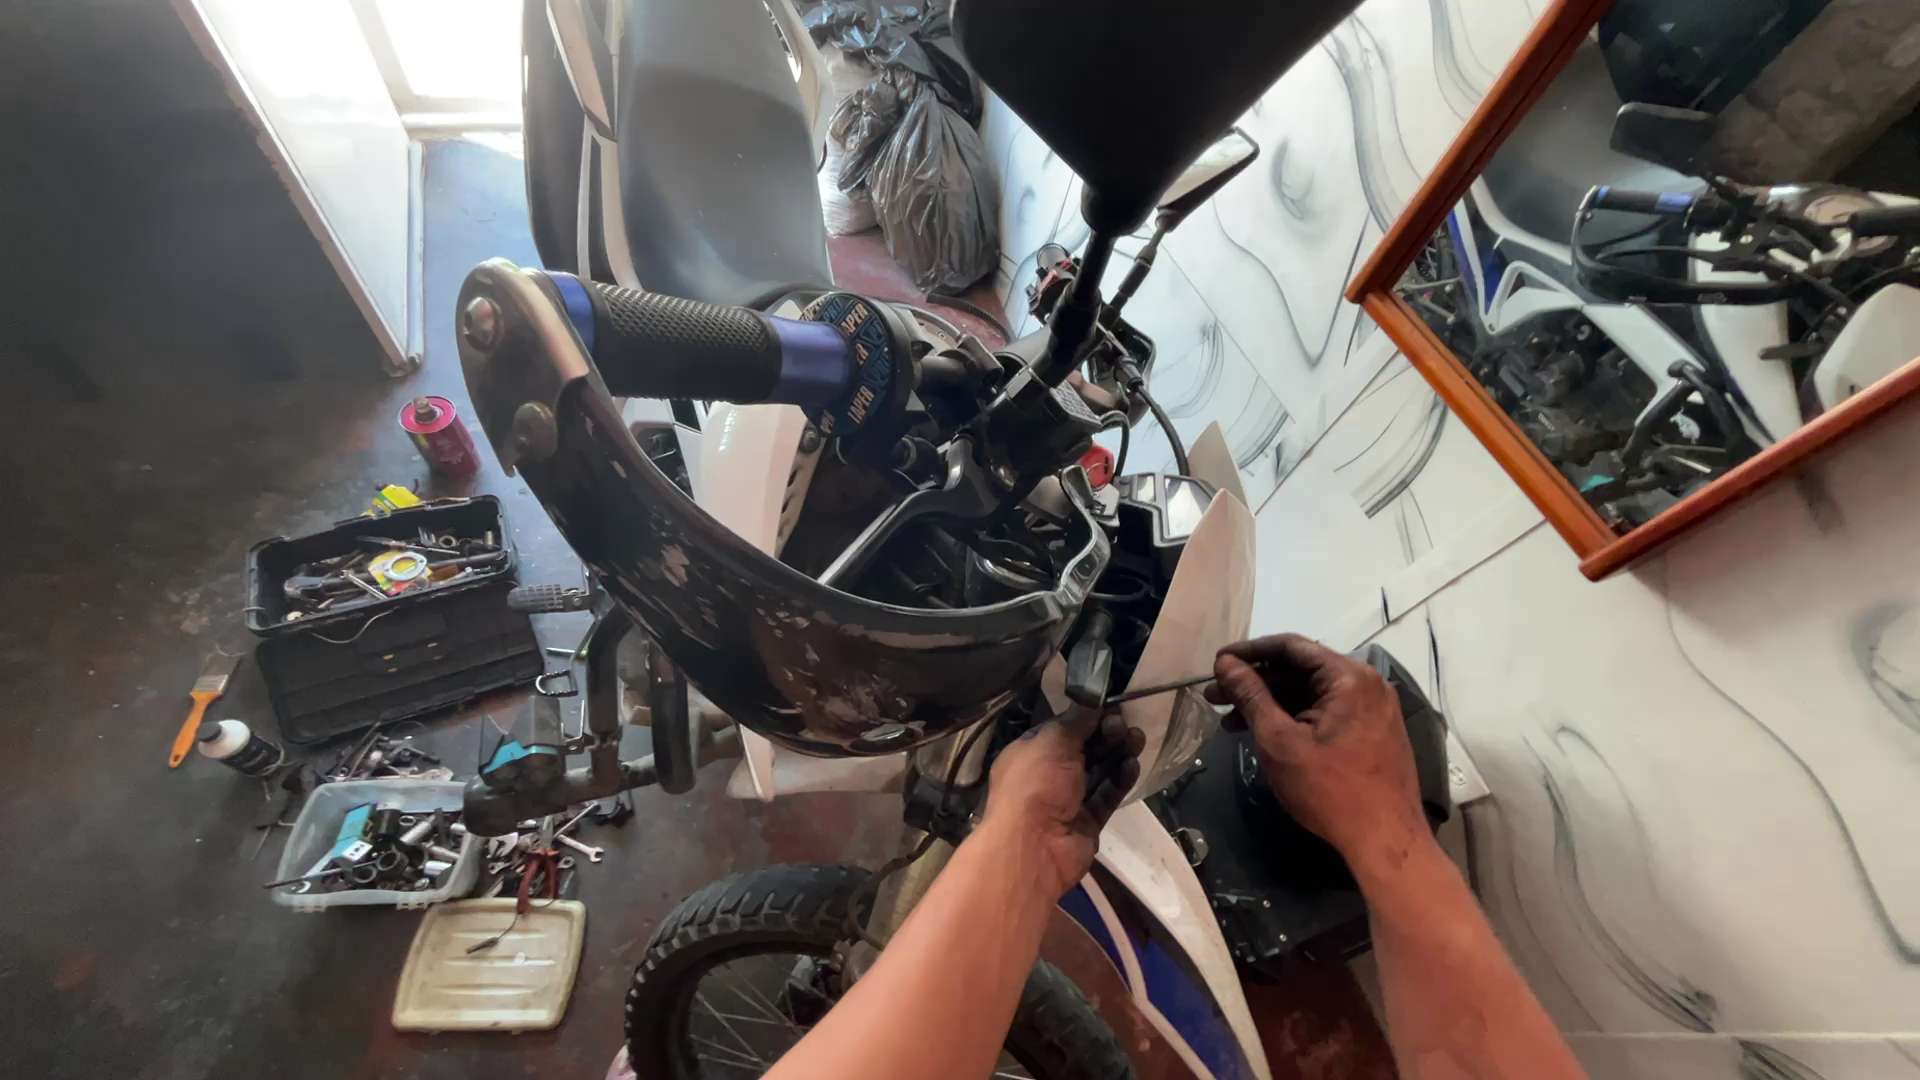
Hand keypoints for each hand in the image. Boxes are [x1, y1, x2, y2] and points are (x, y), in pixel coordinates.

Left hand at [981, 709, 1143, 897]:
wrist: (1034, 845)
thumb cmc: (1035, 782)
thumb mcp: (1052, 740)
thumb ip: (1076, 722)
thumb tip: (1093, 705)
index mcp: (1030, 752)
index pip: (1061, 730)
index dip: (1086, 719)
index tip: (1109, 709)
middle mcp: (1047, 774)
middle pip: (1083, 750)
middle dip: (1105, 735)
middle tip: (1125, 725)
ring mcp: (1068, 800)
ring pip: (1098, 771)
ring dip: (1118, 754)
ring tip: (1138, 739)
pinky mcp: (1088, 821)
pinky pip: (1107, 795)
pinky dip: (1120, 779)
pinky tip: (1133, 764)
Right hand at [1206, 634, 1428, 875]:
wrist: (1386, 843)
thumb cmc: (1329, 789)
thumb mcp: (1279, 739)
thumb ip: (1251, 695)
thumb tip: (1226, 663)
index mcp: (1348, 678)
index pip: (1290, 646)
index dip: (1249, 652)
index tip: (1217, 663)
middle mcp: (1365, 685)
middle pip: (1298, 670)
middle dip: (1254, 682)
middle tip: (1215, 695)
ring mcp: (1371, 709)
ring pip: (1308, 693)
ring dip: (1268, 702)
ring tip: (1229, 719)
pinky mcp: (1370, 732)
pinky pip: (1323, 712)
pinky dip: (1291, 717)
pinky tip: (1262, 732)